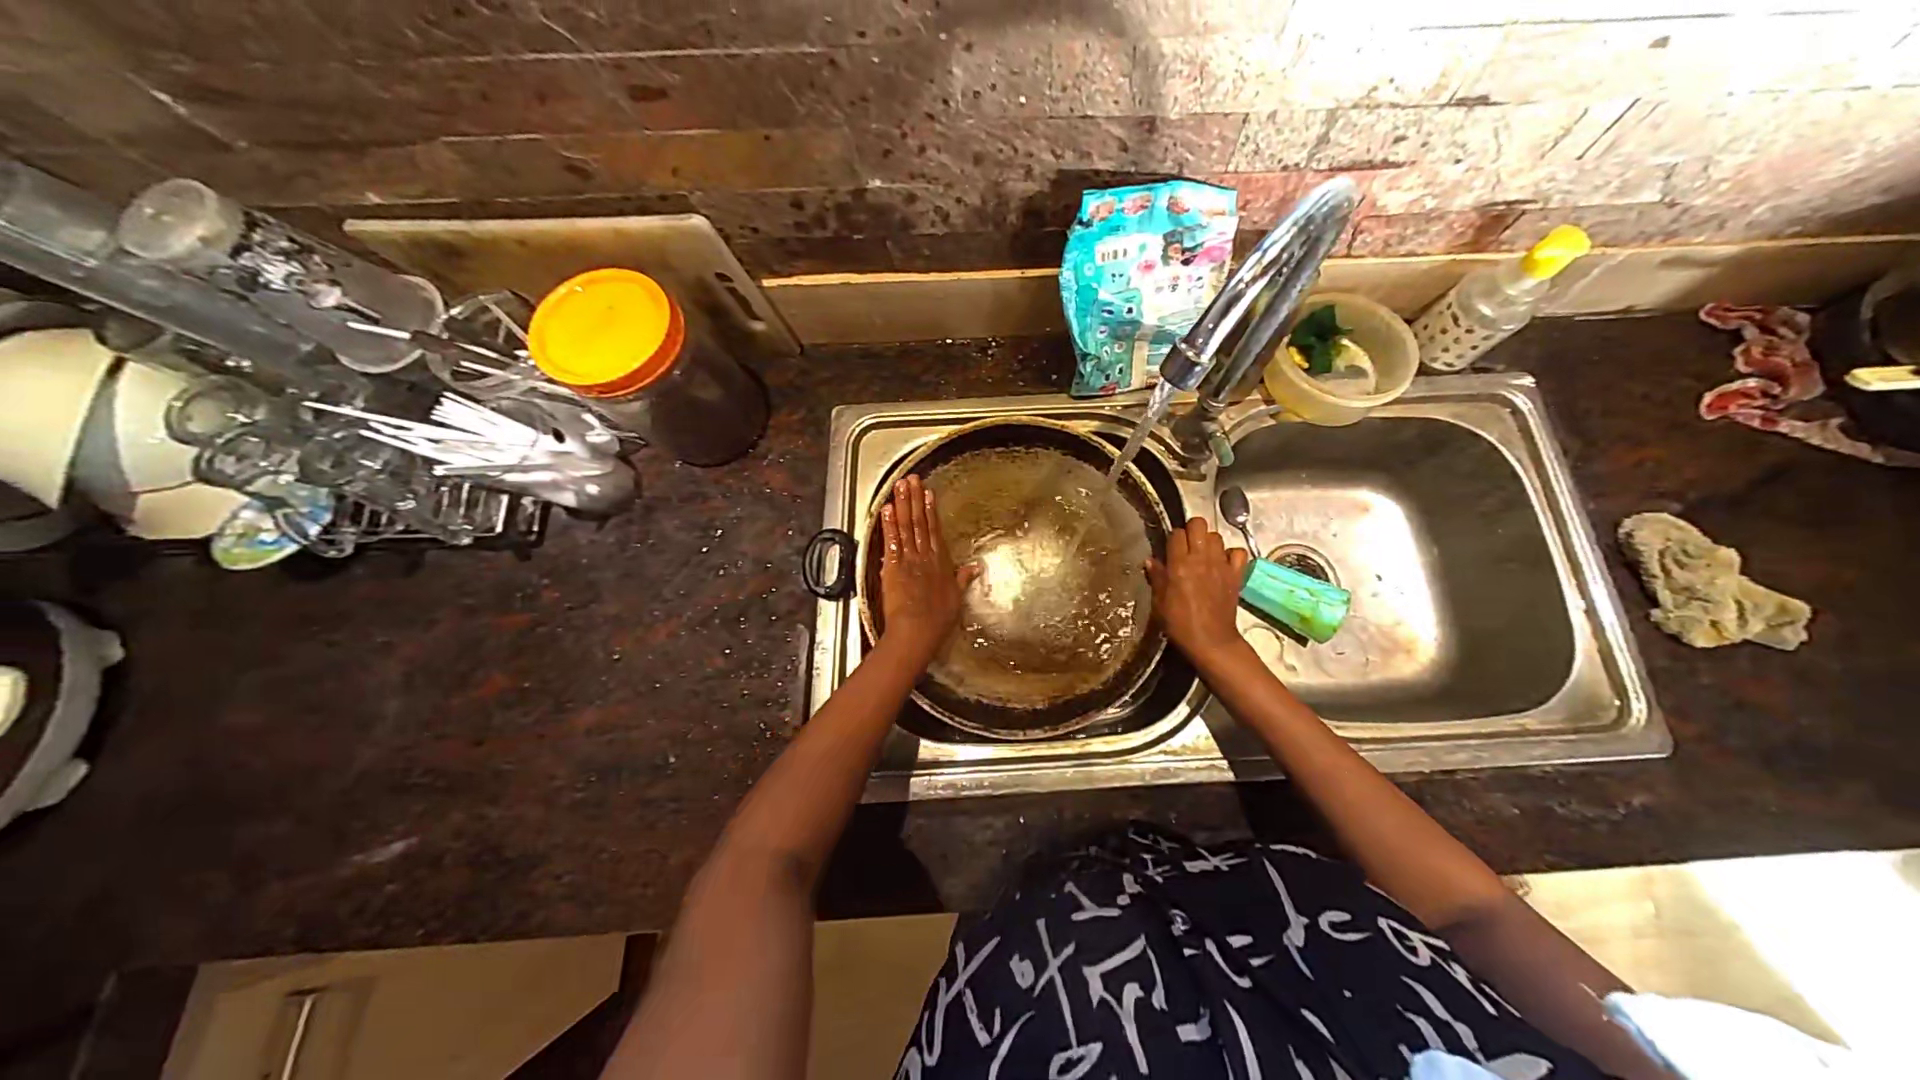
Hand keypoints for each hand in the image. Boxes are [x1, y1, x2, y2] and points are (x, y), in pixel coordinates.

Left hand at [878, 475, 978, 659]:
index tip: (928, 494)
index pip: (934, 531)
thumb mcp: (956, 599)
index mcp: (940, 563)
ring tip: (899, 485)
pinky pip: (891, 540)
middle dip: (915, 499)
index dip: (931, 511)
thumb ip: (963, 580)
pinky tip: (887, 508)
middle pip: (920, 522)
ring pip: (906, 526)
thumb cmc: (938, 620)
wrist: (919, 630)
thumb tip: (975, 568)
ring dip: (903, 504)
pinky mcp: (894, 566)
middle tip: (911, 479)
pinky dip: (889, 524)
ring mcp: (910, 560)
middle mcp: (925, 557)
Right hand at [1146, 517, 1251, 663]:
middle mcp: (1201, 558)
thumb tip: (1150, 561)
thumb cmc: (1180, 623)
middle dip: (1191, 530)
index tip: (1169, 549)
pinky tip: (1223, 563)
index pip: (1176, 534)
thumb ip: (1157, 577)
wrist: (1211, 640)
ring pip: (1217, 536)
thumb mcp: (1160, 602)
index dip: (1172, 539)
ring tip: (1203, 555)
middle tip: (1187, 545)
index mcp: (1179, 564)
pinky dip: (1231, 554)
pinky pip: (1238, 552)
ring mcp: (1221, 565)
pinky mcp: (1236, 574)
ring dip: (1209, 541)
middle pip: (1198, 524)